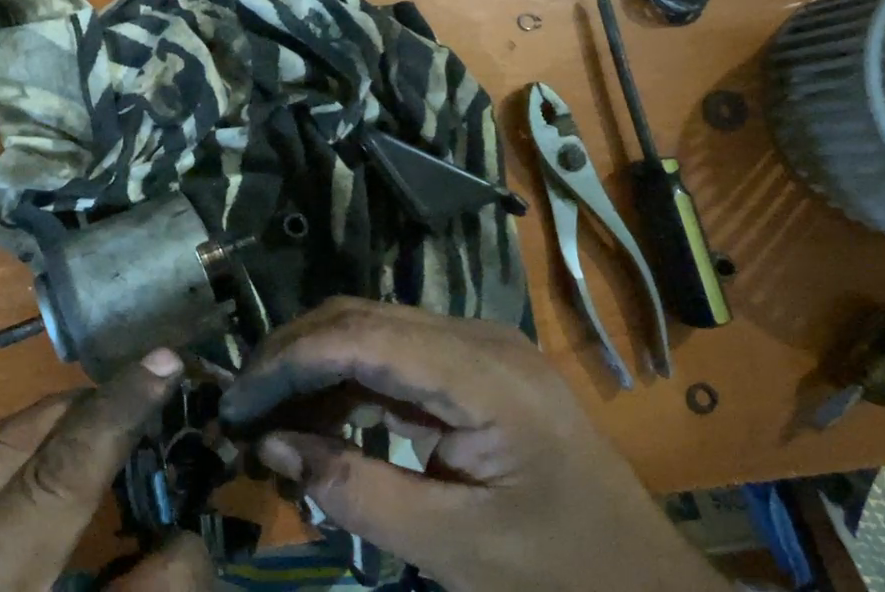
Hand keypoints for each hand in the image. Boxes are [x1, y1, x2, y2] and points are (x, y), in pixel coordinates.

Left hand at [0, 348, 212, 590]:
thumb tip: (183, 543)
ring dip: (45, 420)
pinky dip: (6, 446)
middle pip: (14, 447)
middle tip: (141, 393)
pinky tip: (36, 450)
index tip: (162, 362)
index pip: (55, 480)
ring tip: (99, 415)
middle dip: (84, 408)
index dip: (113, 415)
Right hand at [219, 298, 731, 591]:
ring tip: (264, 417)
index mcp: (486, 374)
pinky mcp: (467, 368)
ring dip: (309, 369)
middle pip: (356, 319)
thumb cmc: (561, 572)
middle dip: (288, 358)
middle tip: (238, 408)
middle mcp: (476, 337)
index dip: (287, 361)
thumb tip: (268, 445)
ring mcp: (474, 347)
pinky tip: (312, 422)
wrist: (648, 588)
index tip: (236, 403)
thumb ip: (353, 491)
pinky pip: (387, 358)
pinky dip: (341, 385)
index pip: (361, 336)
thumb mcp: (453, 546)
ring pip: (364, 331)